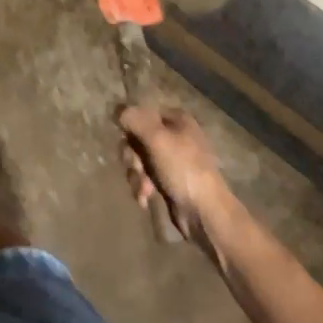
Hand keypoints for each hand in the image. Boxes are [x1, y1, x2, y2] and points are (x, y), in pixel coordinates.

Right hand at [118, 105, 231, 238]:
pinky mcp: (168, 182)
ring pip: (138, 160)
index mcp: (177, 120)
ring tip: (145, 190)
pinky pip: (145, 178)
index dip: (131, 128)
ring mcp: (171, 161)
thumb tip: (117, 110)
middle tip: (137, 168)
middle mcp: (174, 137)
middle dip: (133, 157)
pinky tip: (146, 199)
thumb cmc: (184, 169)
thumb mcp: (158, 138)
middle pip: (137, 138)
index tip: (128, 141)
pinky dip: (142, 188)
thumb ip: (135, 119)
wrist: (205, 213)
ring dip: (136, 175)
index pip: (142, 114)